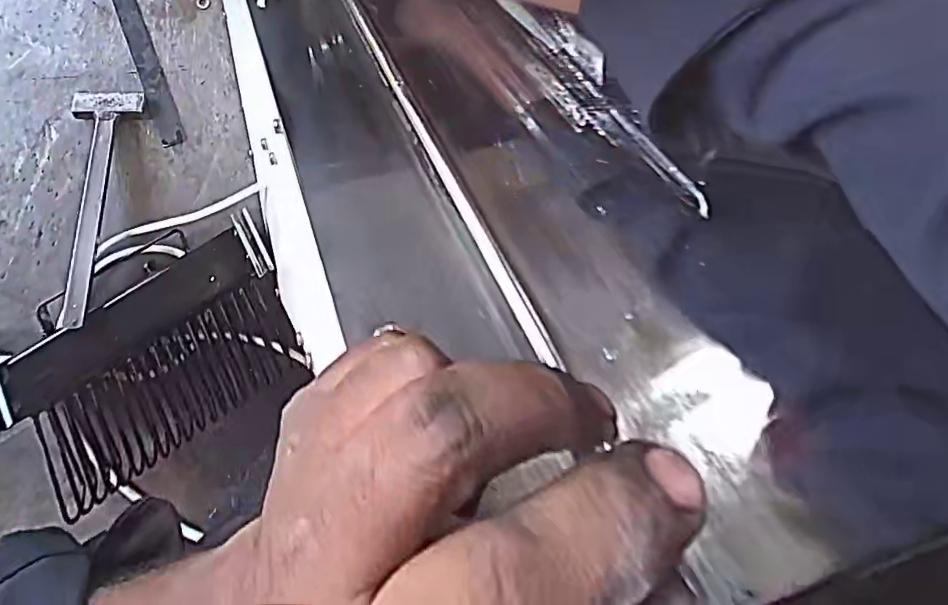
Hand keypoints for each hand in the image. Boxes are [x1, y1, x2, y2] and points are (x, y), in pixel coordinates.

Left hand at [98, 330, 705, 604]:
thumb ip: (555, 588)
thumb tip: (642, 534)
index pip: (503, 571)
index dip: (605, 519)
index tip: (664, 485)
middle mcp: (322, 561)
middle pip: (428, 438)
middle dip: (528, 408)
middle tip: (589, 418)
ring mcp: (290, 490)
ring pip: (382, 381)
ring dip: (469, 375)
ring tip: (520, 403)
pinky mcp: (283, 445)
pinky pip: (350, 369)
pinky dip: (409, 364)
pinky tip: (446, 391)